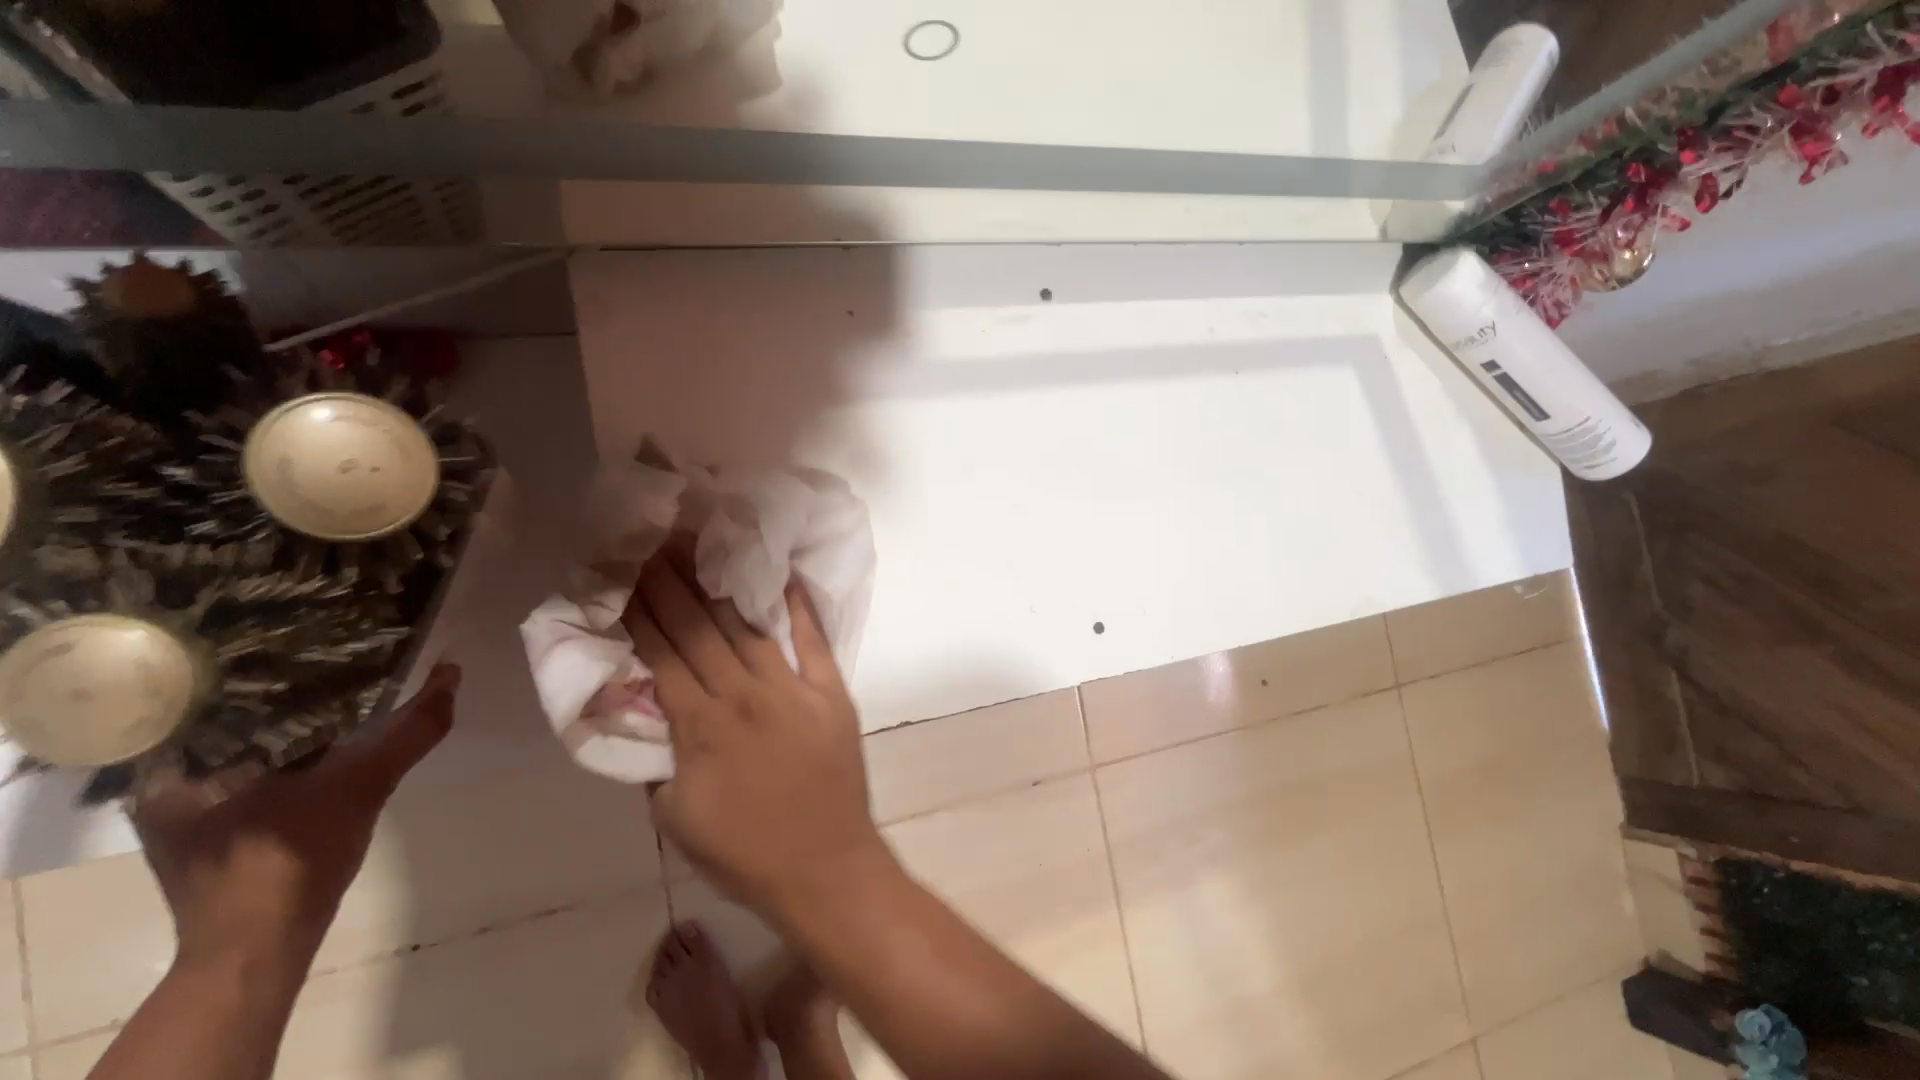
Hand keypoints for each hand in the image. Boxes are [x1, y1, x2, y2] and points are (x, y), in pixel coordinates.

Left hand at [130, 664, 460, 971]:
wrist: (257, 948)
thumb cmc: (291, 859)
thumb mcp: (363, 784)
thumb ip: (408, 731)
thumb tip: (450, 672)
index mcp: (179, 754)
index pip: (226, 683)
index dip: (273, 658)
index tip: (317, 637)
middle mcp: (161, 776)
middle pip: (233, 715)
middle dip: (280, 692)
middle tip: (331, 660)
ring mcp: (174, 810)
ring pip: (237, 747)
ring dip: (281, 728)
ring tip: (328, 697)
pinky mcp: (196, 834)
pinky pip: (239, 776)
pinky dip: (276, 761)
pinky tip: (311, 753)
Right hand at [621, 552, 892, 916]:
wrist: (825, 868)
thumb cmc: (744, 853)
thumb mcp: (675, 820)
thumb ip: (658, 764)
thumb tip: (649, 722)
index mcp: (700, 726)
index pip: (662, 656)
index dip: (641, 614)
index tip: (625, 577)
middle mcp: (743, 695)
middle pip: (699, 630)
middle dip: (672, 585)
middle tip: (654, 544)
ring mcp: (791, 690)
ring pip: (747, 627)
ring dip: (721, 586)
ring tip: (701, 547)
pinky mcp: (830, 693)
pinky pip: (813, 641)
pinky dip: (798, 607)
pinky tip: (782, 575)